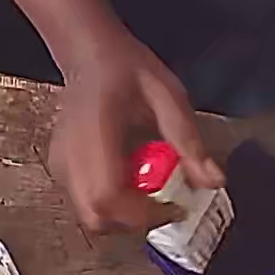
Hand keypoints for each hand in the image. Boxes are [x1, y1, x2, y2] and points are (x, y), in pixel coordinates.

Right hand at [49, 27, 223, 234]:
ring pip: (92, 216)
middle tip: (162, 200)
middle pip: (96, 217)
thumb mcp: (168, 96)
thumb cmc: (125, 69)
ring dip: (125, 213)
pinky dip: (115, 202)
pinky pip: (89, 204)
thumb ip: (189, 141)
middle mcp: (70, 154)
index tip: (173, 206)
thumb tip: (213, 181)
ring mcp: (61, 165)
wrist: (89, 54)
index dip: (142, 213)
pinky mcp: (62, 171)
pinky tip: (130, 174)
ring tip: (146, 181)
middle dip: (135, 220)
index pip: (107, 195)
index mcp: (93, 131)